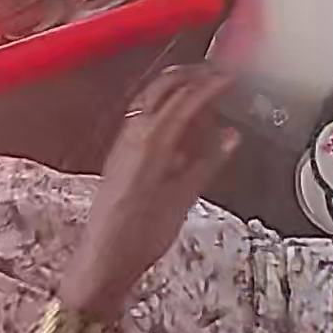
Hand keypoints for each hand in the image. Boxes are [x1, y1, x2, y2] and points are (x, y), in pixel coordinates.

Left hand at [58, 66, 240, 314]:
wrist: (100, 262)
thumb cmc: (141, 235)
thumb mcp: (182, 199)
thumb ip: (207, 163)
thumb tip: (232, 135)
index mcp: (152, 142)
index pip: (185, 100)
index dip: (209, 85)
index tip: (230, 76)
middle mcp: (134, 134)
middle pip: (163, 87)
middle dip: (190, 74)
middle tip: (215, 70)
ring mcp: (123, 140)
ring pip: (150, 96)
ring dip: (174, 83)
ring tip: (197, 81)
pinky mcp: (119, 151)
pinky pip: (142, 112)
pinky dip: (162, 101)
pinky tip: (175, 113)